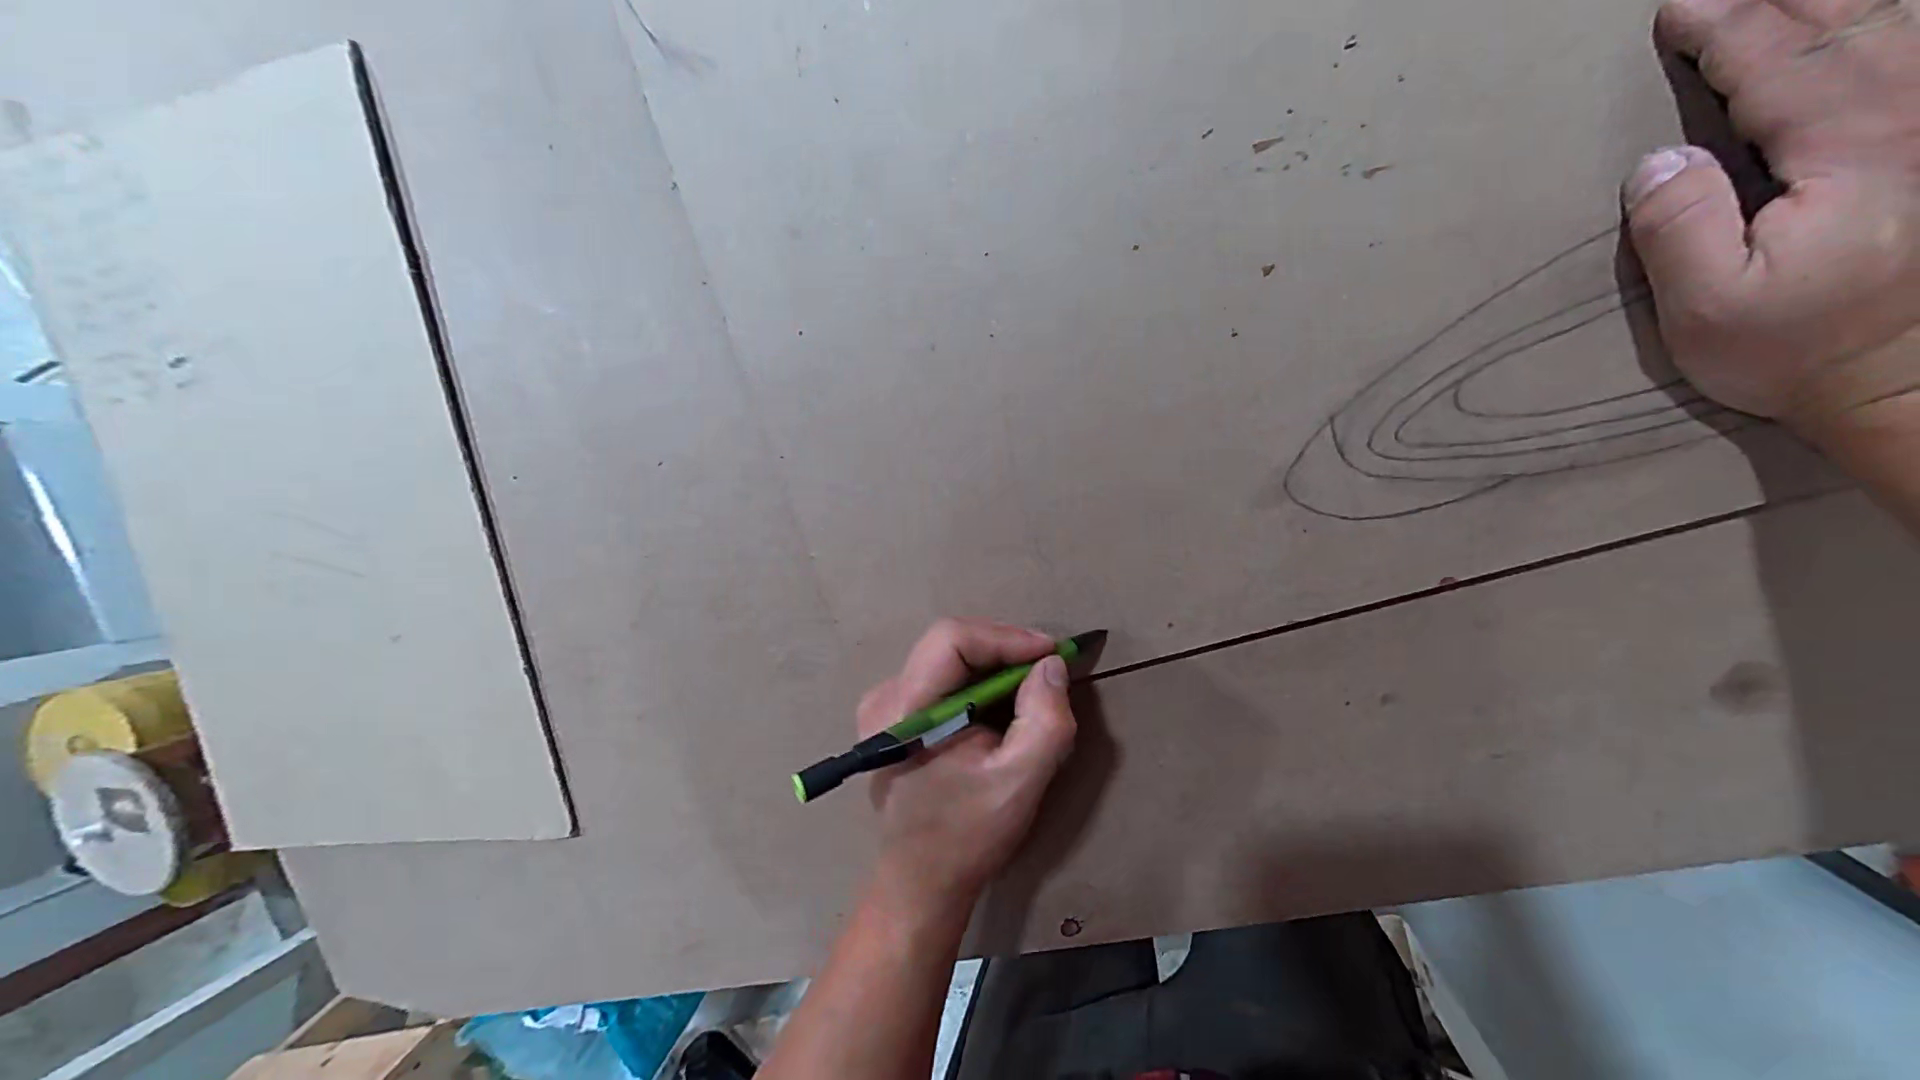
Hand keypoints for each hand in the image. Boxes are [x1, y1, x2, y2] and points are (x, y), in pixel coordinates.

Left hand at [856, 618, 1076, 913]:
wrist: (921, 881)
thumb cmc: (967, 835)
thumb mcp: (1020, 782)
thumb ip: (1044, 719)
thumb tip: (1050, 665)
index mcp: (903, 711)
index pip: (951, 640)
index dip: (1005, 638)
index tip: (1051, 653)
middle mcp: (883, 698)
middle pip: (949, 643)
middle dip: (1004, 649)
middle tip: (1047, 666)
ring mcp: (883, 706)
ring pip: (946, 657)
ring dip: (993, 663)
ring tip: (1031, 684)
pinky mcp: (894, 716)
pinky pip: (940, 676)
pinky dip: (978, 679)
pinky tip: (1003, 702)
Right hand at [1624, 0, 1919, 434]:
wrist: (1906, 381)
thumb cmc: (1792, 350)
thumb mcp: (1706, 305)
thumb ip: (1678, 227)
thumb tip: (1658, 159)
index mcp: (1853, 152)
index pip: (1781, 66)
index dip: (1726, 32)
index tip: (1677, 11)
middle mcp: (1917, 119)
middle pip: (1854, 27)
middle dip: (1784, 1)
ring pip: (1900, 31)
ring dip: (1837, 6)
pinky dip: (1886, 33)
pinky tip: (1862, 30)